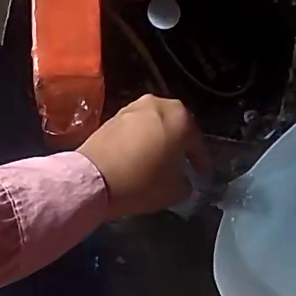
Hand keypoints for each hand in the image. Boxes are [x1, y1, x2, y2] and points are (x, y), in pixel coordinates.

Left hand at [78, 95, 209, 220]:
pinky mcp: (111, 116)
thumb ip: (186, 182)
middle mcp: (159, 104)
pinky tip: (139, 156)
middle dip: (180, 145)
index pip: (198, 143)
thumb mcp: (175, 190)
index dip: (201, 162)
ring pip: (154, 125)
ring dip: (158, 139)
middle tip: (182, 163)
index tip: (202, 176)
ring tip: (159, 160)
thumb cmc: (142, 182)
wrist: (93, 178)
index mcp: (182, 118)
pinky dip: (140, 140)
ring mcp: (133, 108)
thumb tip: (182, 179)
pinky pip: (134, 128)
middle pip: (176, 127)